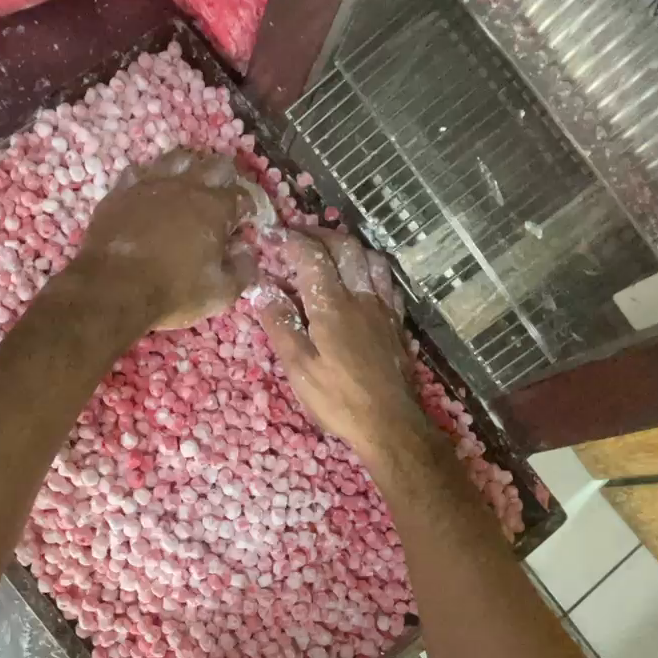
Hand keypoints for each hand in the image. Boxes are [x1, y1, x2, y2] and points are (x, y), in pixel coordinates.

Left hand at [67, 149, 255, 330]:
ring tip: (188, 187)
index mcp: (215, 207)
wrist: (114, 288)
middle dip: (225, 179)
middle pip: (215, 165)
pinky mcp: (122, 191)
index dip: (248, 209)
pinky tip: (150, 193)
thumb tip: (247, 251)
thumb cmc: (173, 292)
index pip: (243, 196)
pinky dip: (151, 180)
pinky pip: (140, 172)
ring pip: (177, 158)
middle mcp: (186, 185)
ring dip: (189, 170)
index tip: (245, 224)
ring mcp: (151, 183)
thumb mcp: (220, 293)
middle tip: (221, 199)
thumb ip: (243, 270)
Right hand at [255, 227, 431, 459]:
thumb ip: (281, 324)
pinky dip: (370, 267)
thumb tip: (261, 289)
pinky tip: (362, 276)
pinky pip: (386, 281)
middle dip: (318, 234)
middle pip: (343, 247)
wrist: (390, 422)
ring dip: (347, 245)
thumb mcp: (299, 367)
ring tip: (329, 249)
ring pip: (369, 258)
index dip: (290, 240)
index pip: (311, 257)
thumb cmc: (338, 400)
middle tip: (296, 236)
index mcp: (332, 306)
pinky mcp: (396, 322)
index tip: (271, 235)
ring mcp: (383, 308)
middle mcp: (361, 297)